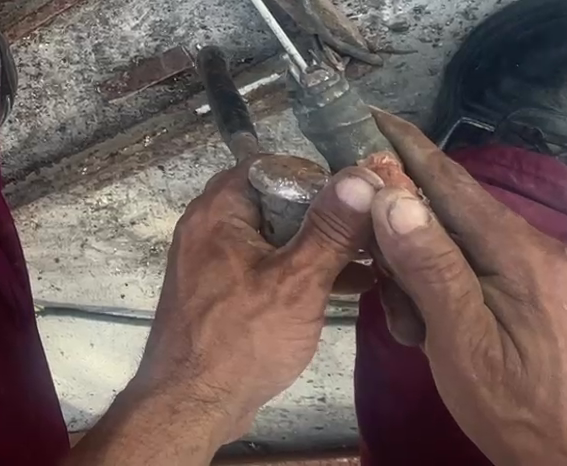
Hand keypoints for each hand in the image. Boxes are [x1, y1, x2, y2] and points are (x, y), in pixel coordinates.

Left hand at [66, 159, 381, 464]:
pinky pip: (266, 261)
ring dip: (316, 243)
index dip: (312, 175)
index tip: (358, 192)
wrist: (193, 398)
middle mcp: (209, 225)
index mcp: (217, 211)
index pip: (265, 167)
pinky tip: (349, 285)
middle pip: (270, 199)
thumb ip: (328, 230)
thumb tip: (357, 178)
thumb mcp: (296, 281)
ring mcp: (213, 256)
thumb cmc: (242, 336)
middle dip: (320, 211)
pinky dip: (300, 267)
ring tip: (374, 256)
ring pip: (272, 233)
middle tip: (372, 225)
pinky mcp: (223, 286)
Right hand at [367, 110, 566, 465]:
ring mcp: (558, 280)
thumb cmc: (532, 416)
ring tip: (413, 326)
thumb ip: (429, 266)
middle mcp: (545, 253)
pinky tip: (441, 328)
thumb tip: (391, 193)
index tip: (367, 113)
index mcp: (522, 254)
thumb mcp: (464, 344)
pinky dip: (452, 286)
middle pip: (452, 215)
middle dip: (403, 233)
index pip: (450, 180)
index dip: (405, 145)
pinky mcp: (561, 306)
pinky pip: (490, 272)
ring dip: (425, 270)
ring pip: (468, 247)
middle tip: (376, 278)